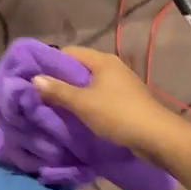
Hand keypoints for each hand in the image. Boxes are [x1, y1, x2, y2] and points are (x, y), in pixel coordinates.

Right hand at [34, 46, 177, 154]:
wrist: (157, 137)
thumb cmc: (118, 114)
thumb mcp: (83, 103)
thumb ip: (58, 90)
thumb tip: (35, 79)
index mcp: (102, 60)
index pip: (68, 52)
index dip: (49, 63)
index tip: (34, 77)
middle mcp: (111, 66)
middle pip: (78, 67)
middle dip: (60, 80)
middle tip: (40, 94)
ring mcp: (120, 83)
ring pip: (88, 83)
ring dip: (73, 93)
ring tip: (54, 106)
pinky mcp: (124, 99)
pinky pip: (98, 95)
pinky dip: (86, 102)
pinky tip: (76, 114)